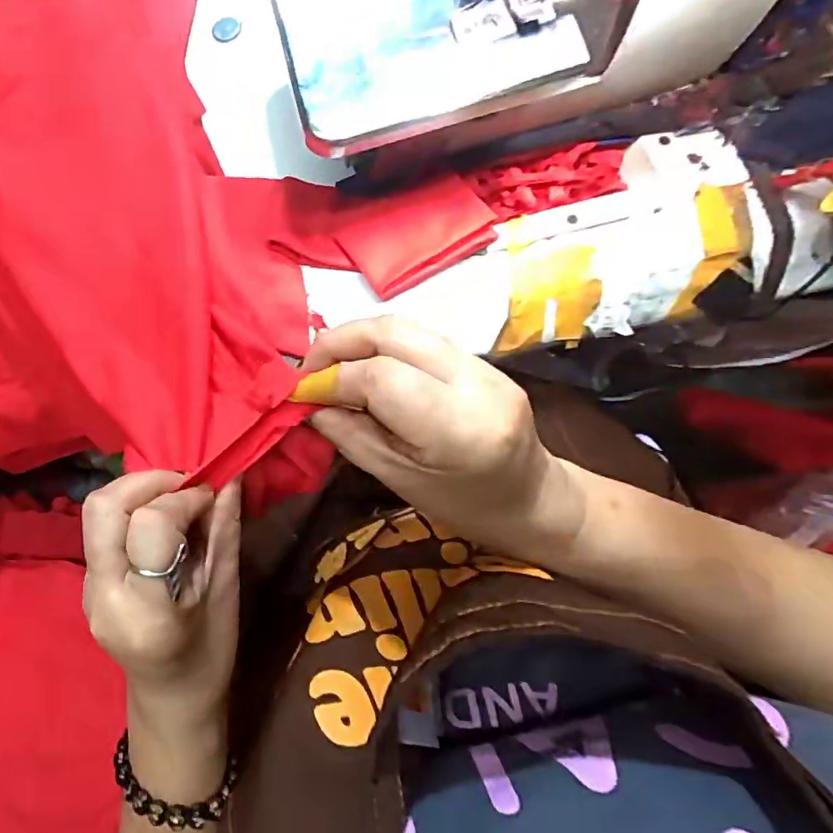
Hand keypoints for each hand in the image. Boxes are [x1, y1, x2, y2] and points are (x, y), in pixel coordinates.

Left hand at [81, 472, 240, 737]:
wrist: (171, 700)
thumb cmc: (209, 657)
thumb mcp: (225, 595)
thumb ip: (223, 533)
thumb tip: (229, 477)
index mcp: (143, 611)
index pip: (148, 525)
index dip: (182, 499)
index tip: (210, 497)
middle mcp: (103, 595)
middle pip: (103, 507)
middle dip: (146, 481)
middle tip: (185, 486)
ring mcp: (88, 589)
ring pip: (95, 511)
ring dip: (135, 490)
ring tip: (173, 499)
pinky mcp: (86, 581)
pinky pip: (99, 528)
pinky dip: (130, 509)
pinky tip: (160, 521)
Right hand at [298, 317, 581, 552]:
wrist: (533, 500)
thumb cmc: (461, 505)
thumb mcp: (395, 478)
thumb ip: (348, 434)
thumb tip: (306, 401)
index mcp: (457, 426)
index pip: (377, 376)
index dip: (329, 378)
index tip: (299, 394)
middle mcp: (475, 382)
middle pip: (390, 332)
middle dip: (336, 341)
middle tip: (306, 369)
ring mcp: (483, 364)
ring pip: (404, 327)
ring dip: (355, 340)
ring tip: (328, 366)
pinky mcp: (481, 359)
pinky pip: (418, 338)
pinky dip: (379, 346)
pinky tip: (362, 367)